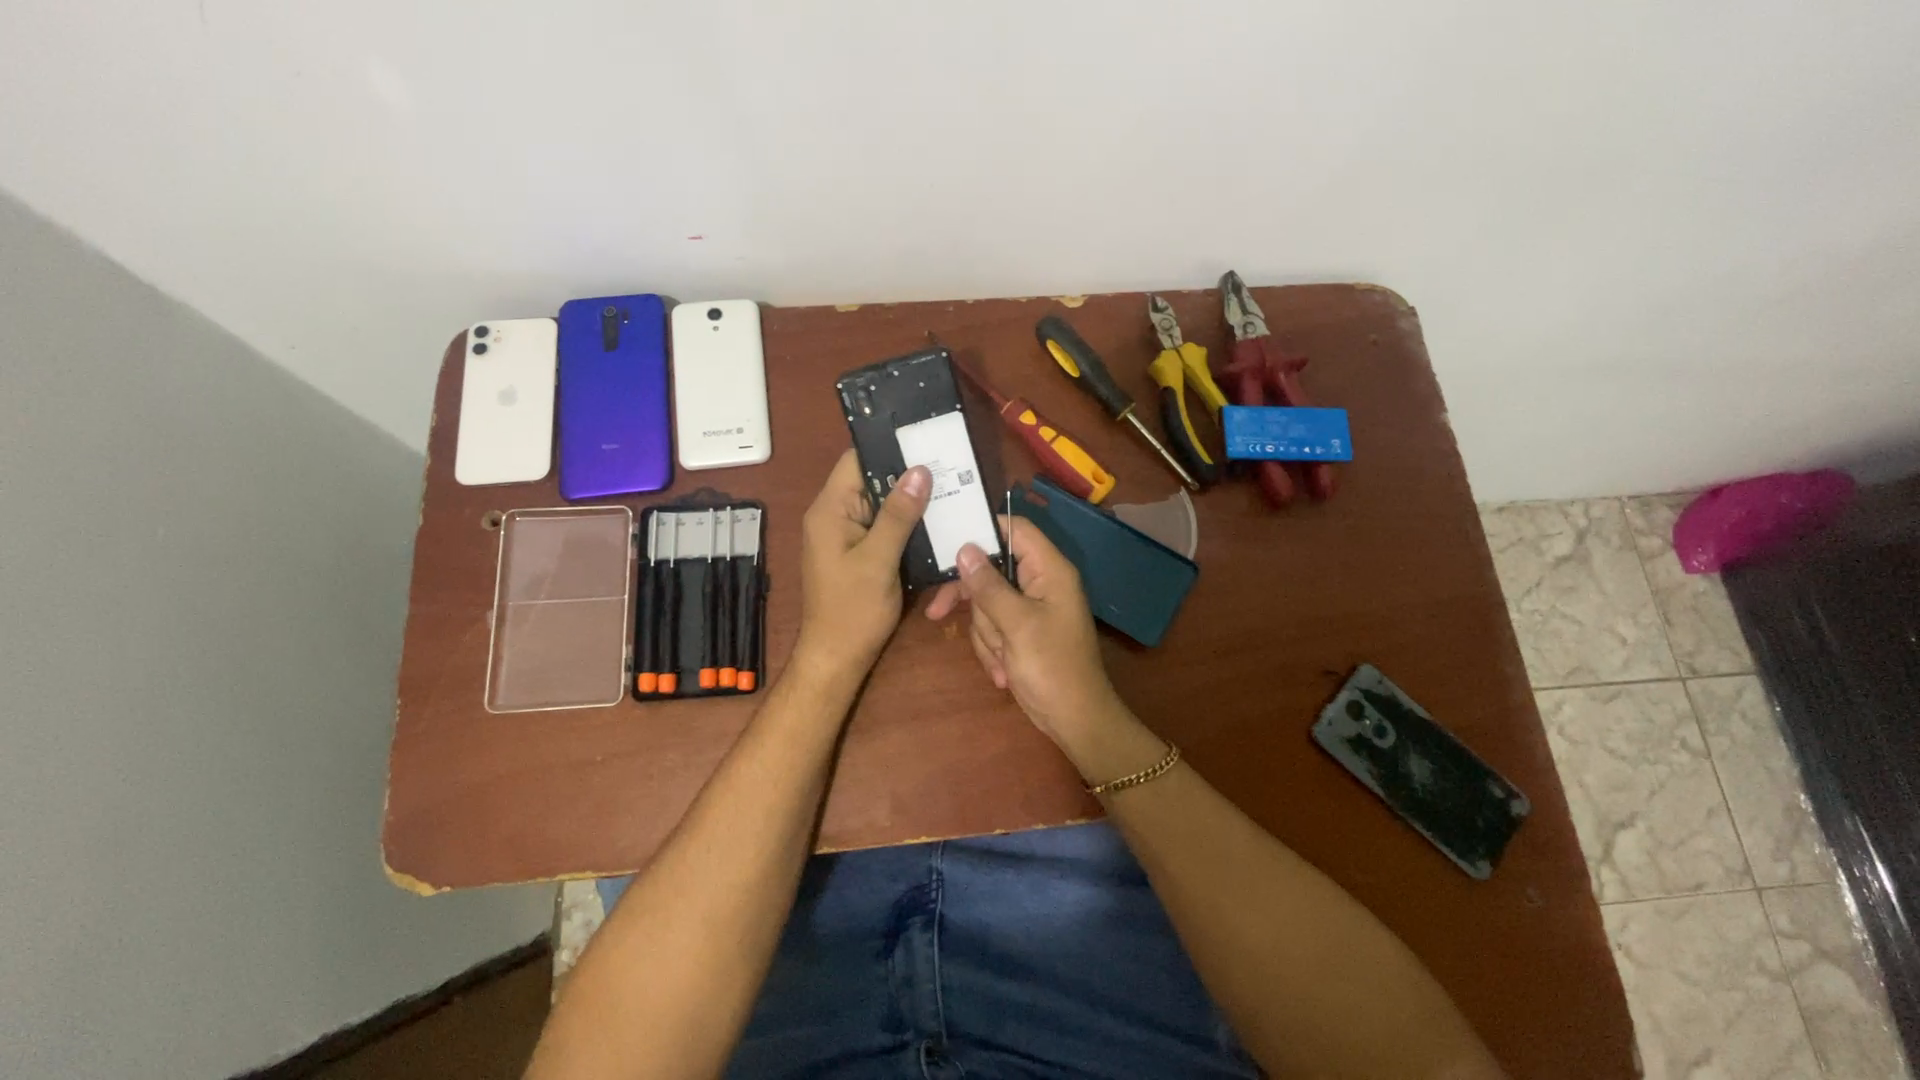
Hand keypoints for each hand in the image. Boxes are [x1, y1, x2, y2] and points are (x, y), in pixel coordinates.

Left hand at [794, 450, 930, 679]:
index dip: (888, 448)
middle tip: (949, 467)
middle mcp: (834, 515)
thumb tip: (919, 471)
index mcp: (830, 510)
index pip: (856, 460)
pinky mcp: (860, 552)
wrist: (838, 657)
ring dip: (911, 502)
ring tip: (950, 490)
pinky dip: (906, 524)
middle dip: (907, 475)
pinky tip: (935, 523)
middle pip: (871, 480)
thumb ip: (898, 515)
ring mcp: (846, 535)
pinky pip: (884, 527)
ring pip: (882, 504)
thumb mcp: (878, 560)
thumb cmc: (853, 610)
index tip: (926, 443)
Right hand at [923, 518, 1121, 748]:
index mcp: (1049, 570)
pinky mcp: (1020, 633)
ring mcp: (1029, 610)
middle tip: (938, 611)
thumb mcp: (1017, 625)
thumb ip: (989, 585)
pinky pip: (992, 629)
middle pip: (990, 571)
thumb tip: (965, 549)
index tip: (948, 541)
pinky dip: (993, 651)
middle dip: (974, 603)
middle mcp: (1039, 583)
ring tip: (1004, 659)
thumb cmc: (1052, 667)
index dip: (983, 530)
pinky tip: (1004, 673)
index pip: (1015, 529)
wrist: (1073, 719)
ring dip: (986, 635)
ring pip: (985, 604)